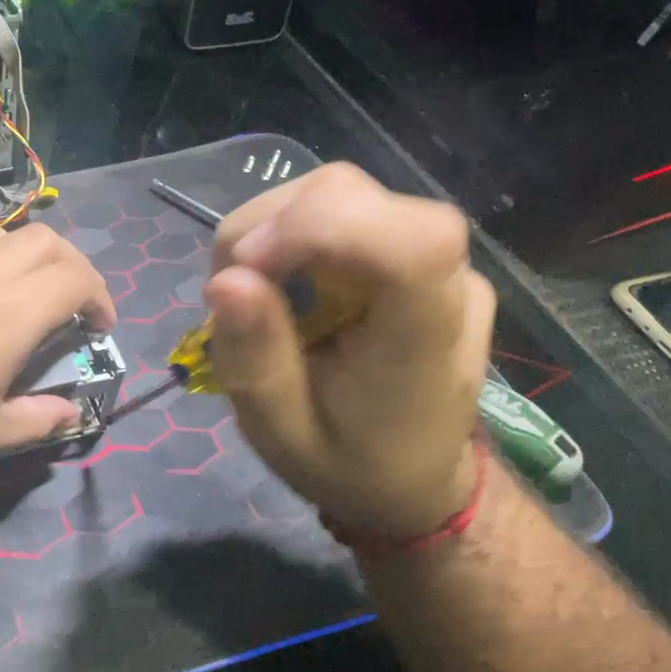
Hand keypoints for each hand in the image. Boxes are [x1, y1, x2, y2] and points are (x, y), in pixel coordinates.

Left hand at [0, 225, 116, 488]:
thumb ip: (38, 419)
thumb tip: (69, 414)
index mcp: (6, 314)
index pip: (74, 277)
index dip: (100, 295)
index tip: (100, 325)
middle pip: (41, 239)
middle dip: (70, 264)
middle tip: (72, 302)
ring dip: (23, 256)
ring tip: (21, 294)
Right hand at [204, 163, 495, 539]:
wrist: (415, 479)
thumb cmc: (348, 464)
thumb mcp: (282, 435)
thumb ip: (256, 362)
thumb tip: (224, 279)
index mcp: (425, 338)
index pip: (411, 240)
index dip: (317, 227)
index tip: (247, 267)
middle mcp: (446, 278)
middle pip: (350, 197)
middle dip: (266, 231)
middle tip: (231, 296)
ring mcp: (434, 258)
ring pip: (336, 192)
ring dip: (270, 232)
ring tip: (255, 299)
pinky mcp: (411, 247)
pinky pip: (340, 209)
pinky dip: (287, 235)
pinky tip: (282, 288)